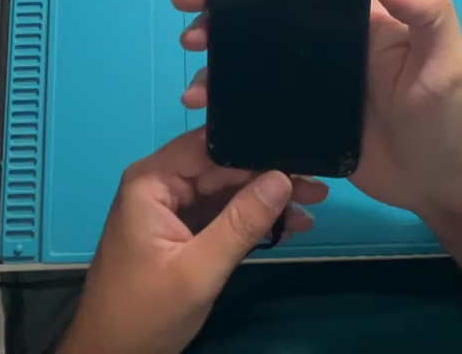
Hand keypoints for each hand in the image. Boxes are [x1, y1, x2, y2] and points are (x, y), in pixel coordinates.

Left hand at [59, 128, 327, 353]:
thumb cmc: (145, 314)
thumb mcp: (198, 271)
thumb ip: (241, 223)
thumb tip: (282, 178)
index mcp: (153, 180)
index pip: (210, 147)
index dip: (254, 147)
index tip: (299, 153)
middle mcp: (159, 182)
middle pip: (221, 166)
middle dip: (267, 175)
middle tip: (316, 184)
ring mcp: (168, 206)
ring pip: (224, 189)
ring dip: (264, 198)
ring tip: (312, 203)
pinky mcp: (178, 228)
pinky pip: (218, 212)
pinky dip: (249, 219)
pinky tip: (286, 224)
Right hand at [175, 0, 461, 218]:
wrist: (436, 188)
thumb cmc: (447, 119)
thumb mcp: (449, 61)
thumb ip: (428, 12)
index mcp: (355, 15)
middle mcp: (326, 39)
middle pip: (265, 11)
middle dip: (221, 4)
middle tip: (188, 8)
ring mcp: (308, 77)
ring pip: (251, 52)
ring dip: (215, 48)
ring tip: (192, 56)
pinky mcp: (297, 114)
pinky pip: (254, 98)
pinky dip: (225, 96)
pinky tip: (203, 104)